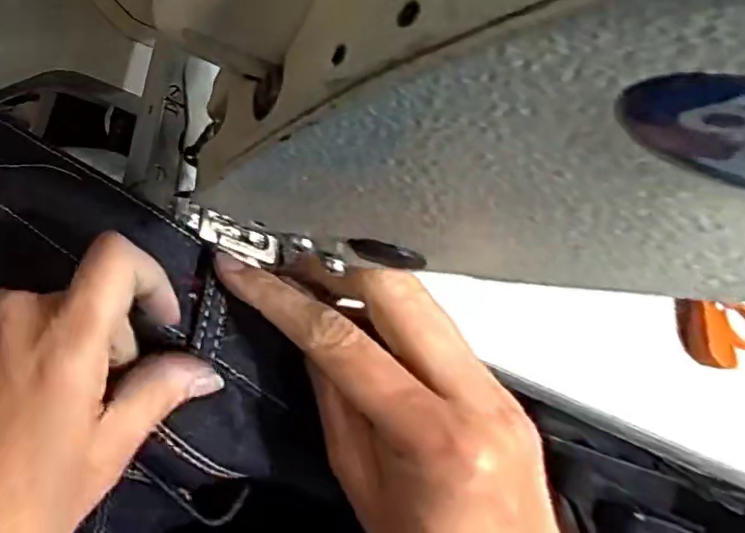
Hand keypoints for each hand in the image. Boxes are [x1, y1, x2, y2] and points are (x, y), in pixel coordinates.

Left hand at [0, 232, 221, 532]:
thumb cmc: (26, 490)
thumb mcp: (104, 450)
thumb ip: (156, 394)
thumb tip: (204, 371)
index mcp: (65, 333)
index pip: (115, 255)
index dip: (150, 275)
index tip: (161, 320)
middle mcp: (28, 303)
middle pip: (95, 291)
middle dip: (116, 335)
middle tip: (109, 396)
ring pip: (67, 305)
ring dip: (84, 341)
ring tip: (72, 404)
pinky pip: (35, 312)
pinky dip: (52, 340)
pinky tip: (42, 394)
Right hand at [214, 254, 558, 532]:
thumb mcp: (358, 479)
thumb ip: (330, 395)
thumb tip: (301, 328)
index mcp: (437, 437)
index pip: (341, 337)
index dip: (280, 297)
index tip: (242, 272)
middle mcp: (480, 401)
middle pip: (391, 288)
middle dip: (328, 267)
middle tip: (284, 268)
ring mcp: (498, 390)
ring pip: (417, 294)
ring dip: (357, 281)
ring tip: (314, 288)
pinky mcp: (502, 388)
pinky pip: (435, 322)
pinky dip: (387, 308)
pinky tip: (358, 318)